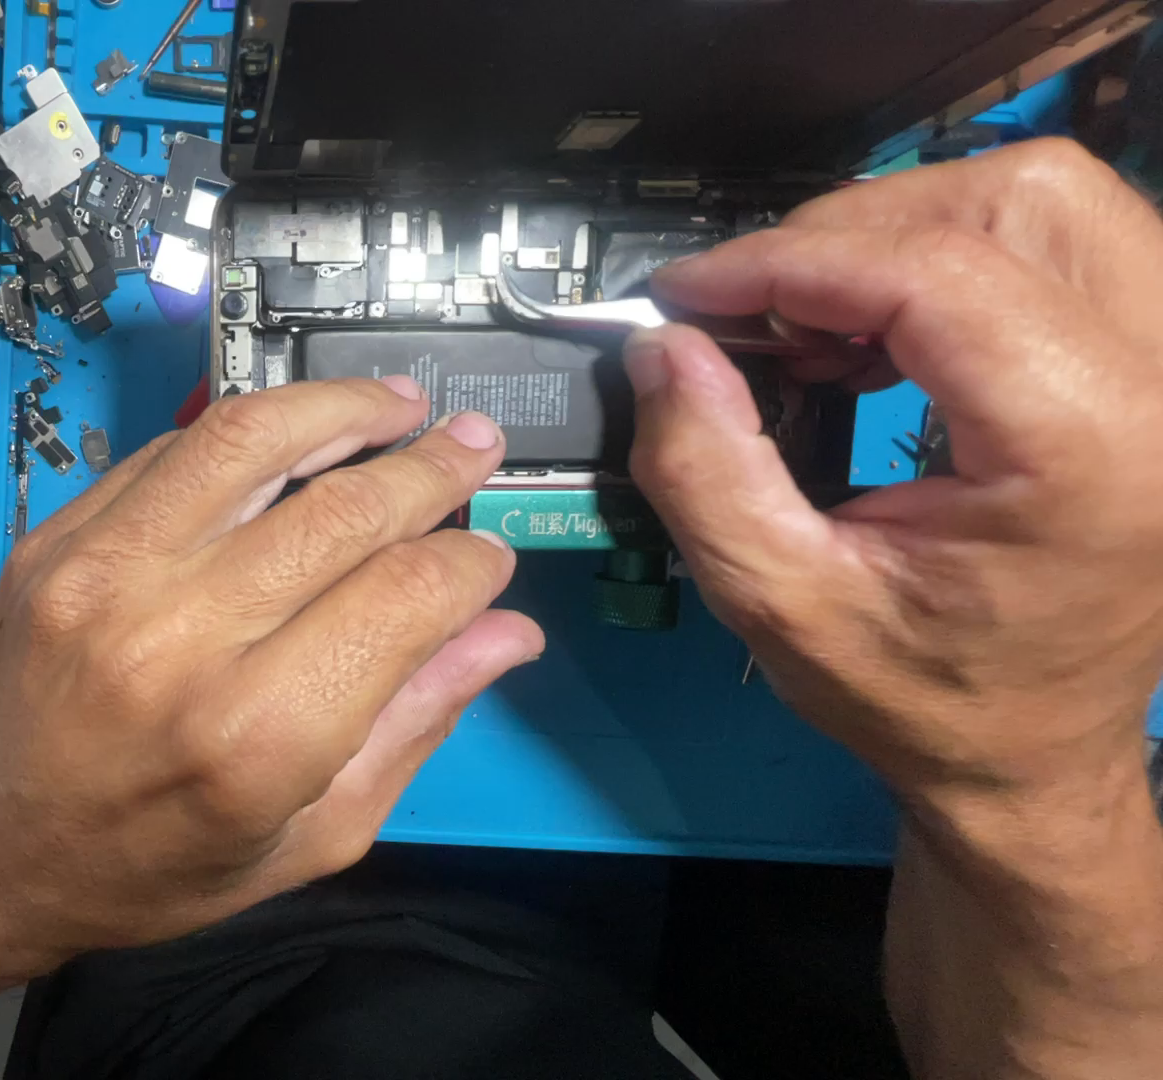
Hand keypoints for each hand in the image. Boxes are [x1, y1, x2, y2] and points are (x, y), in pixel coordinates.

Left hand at [0, 381, 541, 1002]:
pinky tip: (289, 436)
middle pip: (339, 512)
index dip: (467, 563)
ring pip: (247, 441)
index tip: (487, 553)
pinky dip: (243, 435)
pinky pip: (170, 455)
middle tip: (473, 444)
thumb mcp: (307, 838)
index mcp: (255, 738)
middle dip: (429, 469)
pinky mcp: (53, 542)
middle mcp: (176, 640)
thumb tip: (505, 630)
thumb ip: (413, 725)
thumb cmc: (154, 870)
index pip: (403, 598)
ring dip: (339, 407)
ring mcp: (100, 575)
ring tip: (395, 401)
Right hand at [625, 138, 1162, 805]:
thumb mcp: (770, 595)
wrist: (1020, 744)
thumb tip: (662, 348)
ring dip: (883, 242)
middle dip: (841, 237)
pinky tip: (851, 339)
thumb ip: (702, 468)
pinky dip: (921, 266)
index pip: (941, 278)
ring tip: (792, 325)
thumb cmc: (903, 688)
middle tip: (738, 311)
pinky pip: (1045, 247)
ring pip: (1040, 203)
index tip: (682, 292)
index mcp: (1093, 453)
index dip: (789, 263)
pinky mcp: (1150, 365)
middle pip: (1017, 202)